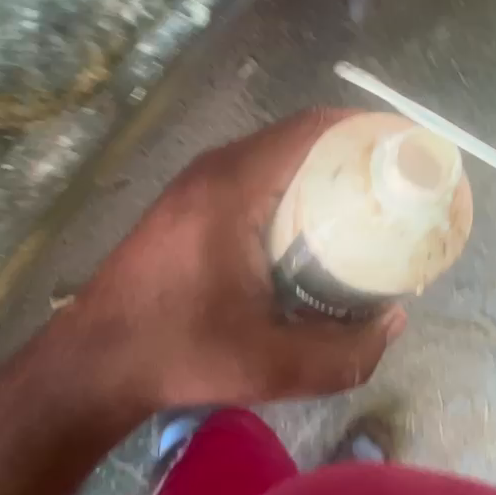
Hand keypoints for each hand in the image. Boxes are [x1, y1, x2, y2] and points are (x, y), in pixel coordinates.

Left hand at [63, 108, 405, 411]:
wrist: (90, 365)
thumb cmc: (178, 353)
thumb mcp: (271, 365)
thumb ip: (344, 353)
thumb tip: (395, 322)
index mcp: (234, 187)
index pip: (312, 129)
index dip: (364, 130)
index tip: (405, 152)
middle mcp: (214, 170)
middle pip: (298, 137)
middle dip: (351, 153)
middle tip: (394, 186)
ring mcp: (196, 184)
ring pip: (276, 155)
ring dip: (321, 170)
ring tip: (365, 205)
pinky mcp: (188, 204)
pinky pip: (255, 174)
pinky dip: (293, 186)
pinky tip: (313, 228)